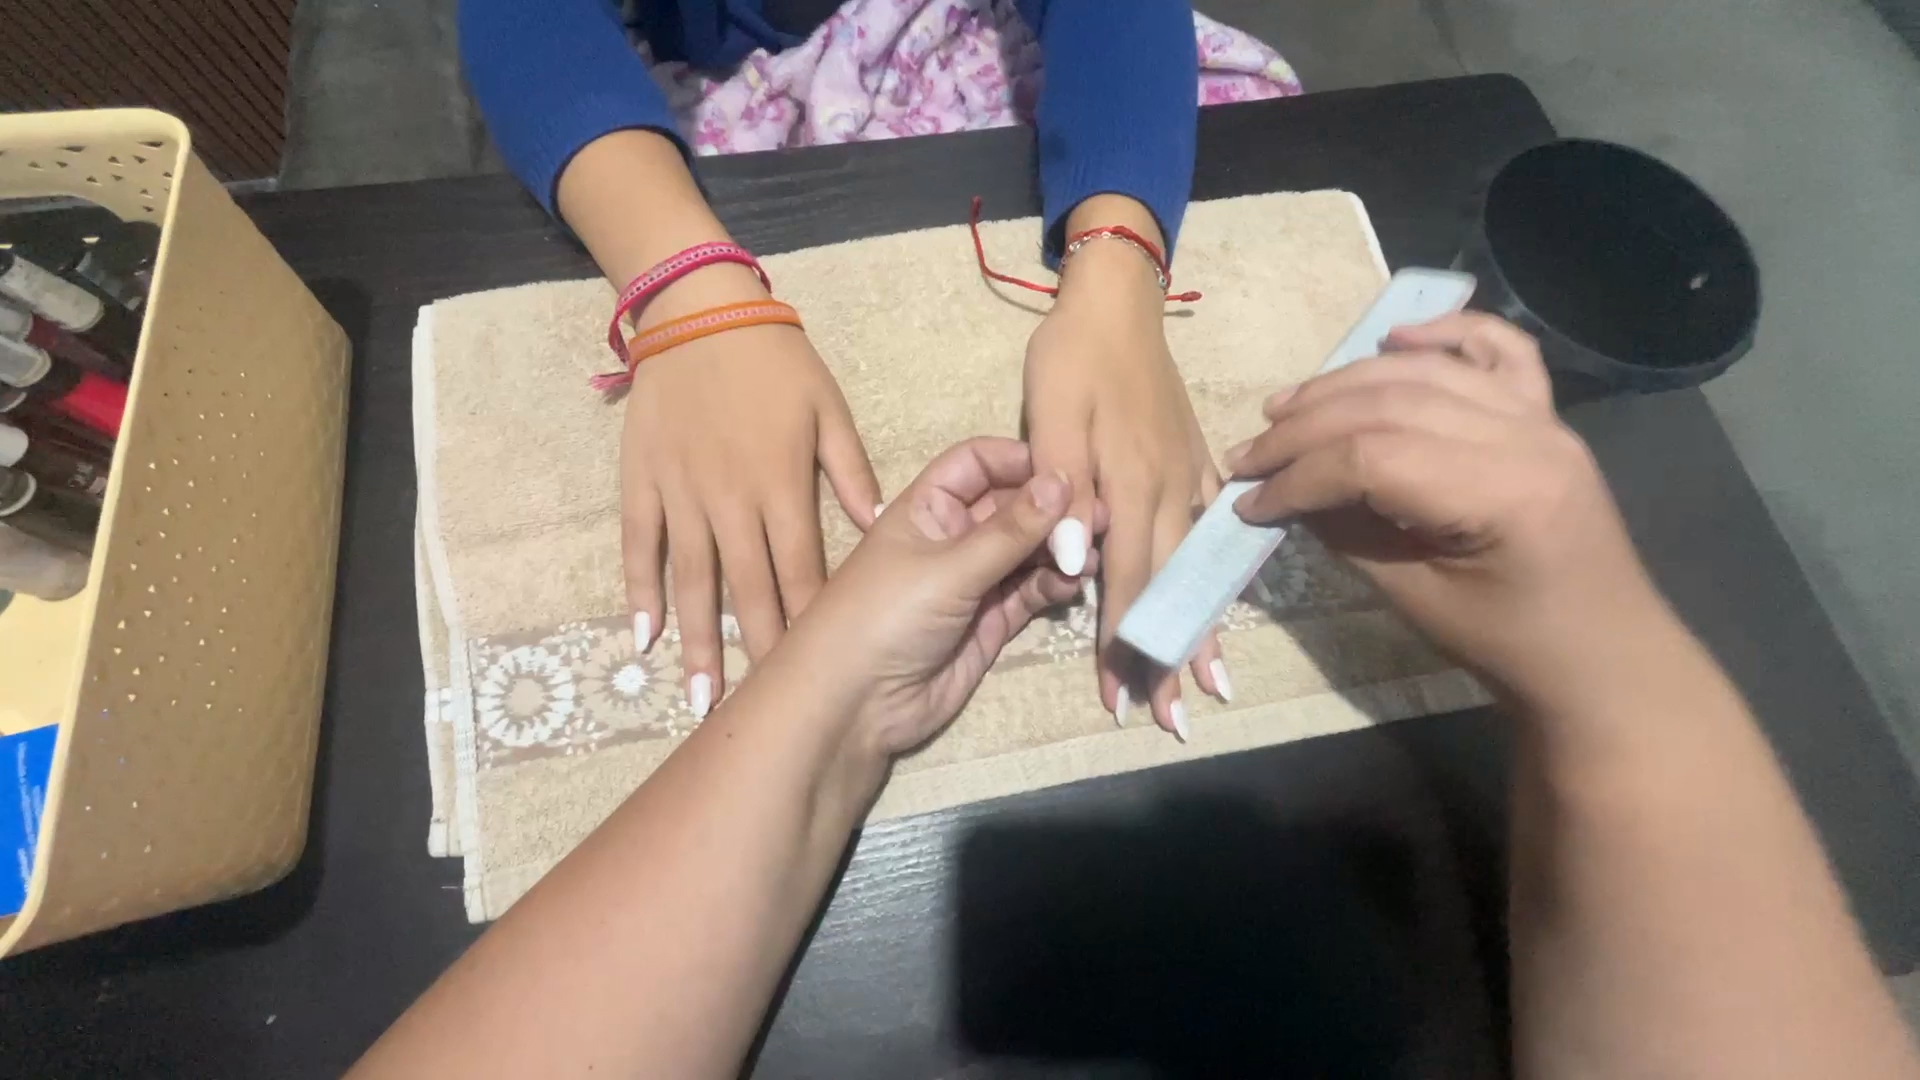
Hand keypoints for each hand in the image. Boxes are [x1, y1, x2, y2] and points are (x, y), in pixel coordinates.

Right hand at [622, 322, 878, 716]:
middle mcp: (731, 503)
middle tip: (761, 712)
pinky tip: (644, 637)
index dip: (812, 623)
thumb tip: (881, 524)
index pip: (803, 570)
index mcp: (782, 487)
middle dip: (758, 652)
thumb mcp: (829, 409)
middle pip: (749, 590)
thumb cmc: (776, 362)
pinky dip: (640, 592)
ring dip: (698, 642)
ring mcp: (680, 497)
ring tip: (701, 697)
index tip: (821, 673)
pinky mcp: (641, 484)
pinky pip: (640, 546)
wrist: (698, 311)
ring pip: (693, 581)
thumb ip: (852, 472)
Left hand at [775, 437, 1088, 758]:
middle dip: (1051, 509)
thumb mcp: (948, 567)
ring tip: (1092, 550)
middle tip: (1098, 515)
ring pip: (1026, 551)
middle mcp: (953, 536)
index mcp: (929, 506)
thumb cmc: (887, 615)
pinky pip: (1029, 592)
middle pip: (1010, 506)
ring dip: (1058, 549)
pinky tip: (1074, 583)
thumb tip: (1063, 479)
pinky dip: (1053, 585)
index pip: (978, 463)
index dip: (1019, 460)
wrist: (855, 704)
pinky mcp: (990, 621)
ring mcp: (973, 580)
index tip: (1067, 466)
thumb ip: (1010, 530)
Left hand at [1024, 199, 1227, 739]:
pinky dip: (1220, 571)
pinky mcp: (1198, 463)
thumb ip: (1061, 490)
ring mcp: (1190, 477)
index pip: (1124, 579)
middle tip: (1178, 714)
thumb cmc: (1069, 361)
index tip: (1125, 695)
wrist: (1115, 304)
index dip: (1124, 639)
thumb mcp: (1050, 415)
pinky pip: (1213, 529)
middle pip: (1168, 586)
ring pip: (1196, 566)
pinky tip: (1227, 596)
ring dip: (1203, 622)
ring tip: (1214, 676)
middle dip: (1170, 652)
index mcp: (1127, 484)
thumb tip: (1079, 564)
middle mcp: (1168, 490)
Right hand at [1225, 313, 1663, 706]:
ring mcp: (1540, 418)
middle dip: (1302, 429)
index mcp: (1500, 493)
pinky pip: (1495, 352)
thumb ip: (1345, 532)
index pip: (1371, 457)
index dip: (1298, 476)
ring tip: (1283, 408)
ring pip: (1422, 373)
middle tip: (1247, 457)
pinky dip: (1443, 334)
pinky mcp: (1543, 415)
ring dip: (1341, 384)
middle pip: (1387, 404)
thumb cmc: (1504, 640)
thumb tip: (1282, 496)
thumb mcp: (1410, 596)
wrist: (1599, 653)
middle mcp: (1526, 437)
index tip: (1248, 501)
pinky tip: (1395, 335)